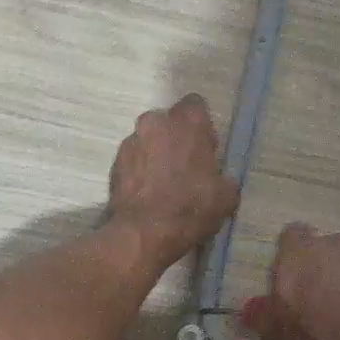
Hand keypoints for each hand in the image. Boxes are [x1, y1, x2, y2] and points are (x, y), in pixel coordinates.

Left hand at [107, 95, 239, 264]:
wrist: (144, 233)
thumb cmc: (191, 208)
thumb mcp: (226, 196)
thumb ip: (223, 178)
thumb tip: (219, 180)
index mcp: (187, 120)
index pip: (196, 106)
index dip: (202, 128)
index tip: (205, 152)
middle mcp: (155, 122)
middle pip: (168, 123)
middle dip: (175, 140)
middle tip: (183, 169)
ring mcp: (130, 142)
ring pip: (147, 141)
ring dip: (155, 156)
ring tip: (162, 185)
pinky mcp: (113, 164)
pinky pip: (132, 161)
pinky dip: (138, 172)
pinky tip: (146, 194)